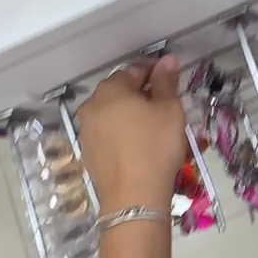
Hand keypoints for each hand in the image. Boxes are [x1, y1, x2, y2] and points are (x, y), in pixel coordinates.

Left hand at [76, 57, 189, 214]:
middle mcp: (92, 106)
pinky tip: (137, 144)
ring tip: (152, 126)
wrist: (134, 196)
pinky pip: (107, 133)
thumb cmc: (155, 147)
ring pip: (112, 112)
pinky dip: (121, 132)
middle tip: (164, 104)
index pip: (134, 70)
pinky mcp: (88, 152)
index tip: (171, 79)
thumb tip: (167, 61)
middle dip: (140, 92)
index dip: (154, 71)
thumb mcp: (169, 110)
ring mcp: (86, 130)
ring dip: (130, 113)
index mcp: (111, 90)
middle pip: (119, 91)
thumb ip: (166, 82)